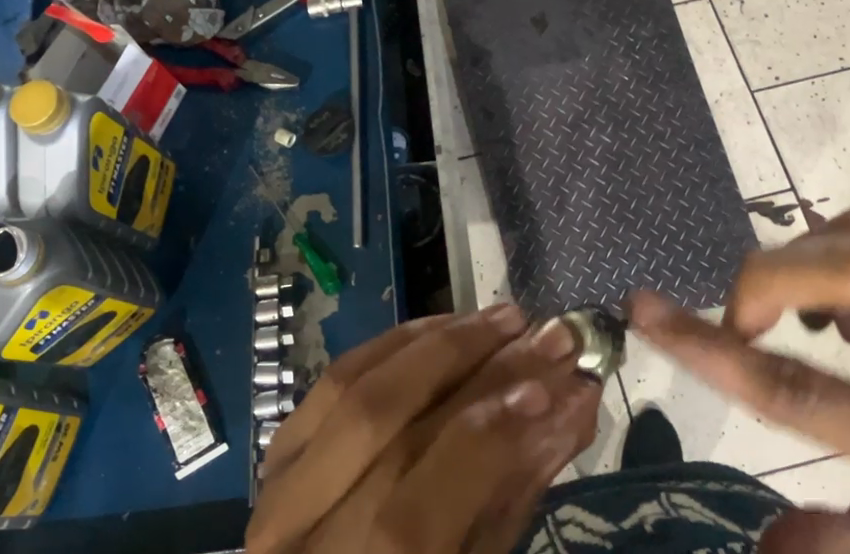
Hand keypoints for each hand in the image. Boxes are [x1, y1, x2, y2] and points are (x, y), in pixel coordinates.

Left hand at [246, 304, 602, 553]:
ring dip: (438, 343)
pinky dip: (396, 343)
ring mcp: (277, 486)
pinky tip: (448, 323)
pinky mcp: (277, 446)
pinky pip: (336, 377)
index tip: (551, 387)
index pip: (412, 514)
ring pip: (355, 390)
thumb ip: (512, 491)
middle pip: (383, 430)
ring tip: (505, 317)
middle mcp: (296, 537)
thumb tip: (572, 403)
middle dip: (474, 370)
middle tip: (543, 332)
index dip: (482, 444)